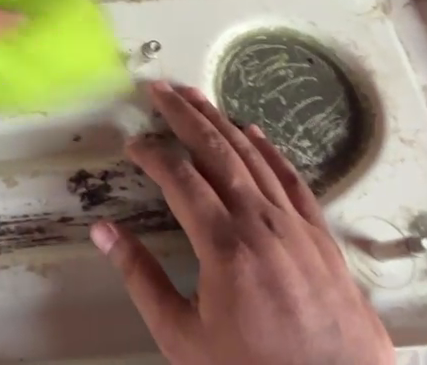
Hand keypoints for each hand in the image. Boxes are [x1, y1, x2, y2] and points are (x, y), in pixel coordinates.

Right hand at [92, 82, 394, 364]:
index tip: (132, 144)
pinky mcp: (325, 242)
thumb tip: (102, 230)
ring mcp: (299, 229)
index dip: (152, 155)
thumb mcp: (183, 338)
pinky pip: (294, 182)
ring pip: (254, 159)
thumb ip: (141, 278)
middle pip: (218, 152)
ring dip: (221, 122)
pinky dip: (271, 152)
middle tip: (159, 88)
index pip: (180, 179)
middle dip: (184, 116)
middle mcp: (263, 224)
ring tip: (195, 97)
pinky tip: (255, 134)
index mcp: (225, 246)